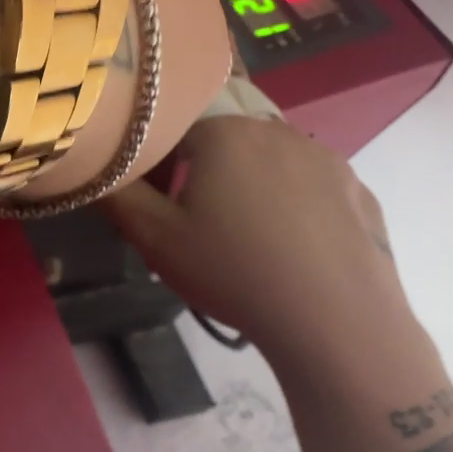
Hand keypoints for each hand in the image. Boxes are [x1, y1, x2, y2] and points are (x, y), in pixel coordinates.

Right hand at [100, 116, 416, 364]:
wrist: (337, 325)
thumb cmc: (233, 272)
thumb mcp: (153, 237)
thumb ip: (115, 193)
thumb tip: (93, 167)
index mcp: (223, 133)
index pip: (170, 126)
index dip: (154, 162)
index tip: (155, 203)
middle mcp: (277, 131)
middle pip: (221, 139)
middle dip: (200, 170)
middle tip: (193, 222)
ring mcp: (326, 159)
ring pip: (267, 159)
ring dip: (247, 183)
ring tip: (242, 236)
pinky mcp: (359, 191)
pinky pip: (308, 184)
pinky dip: (291, 203)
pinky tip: (286, 246)